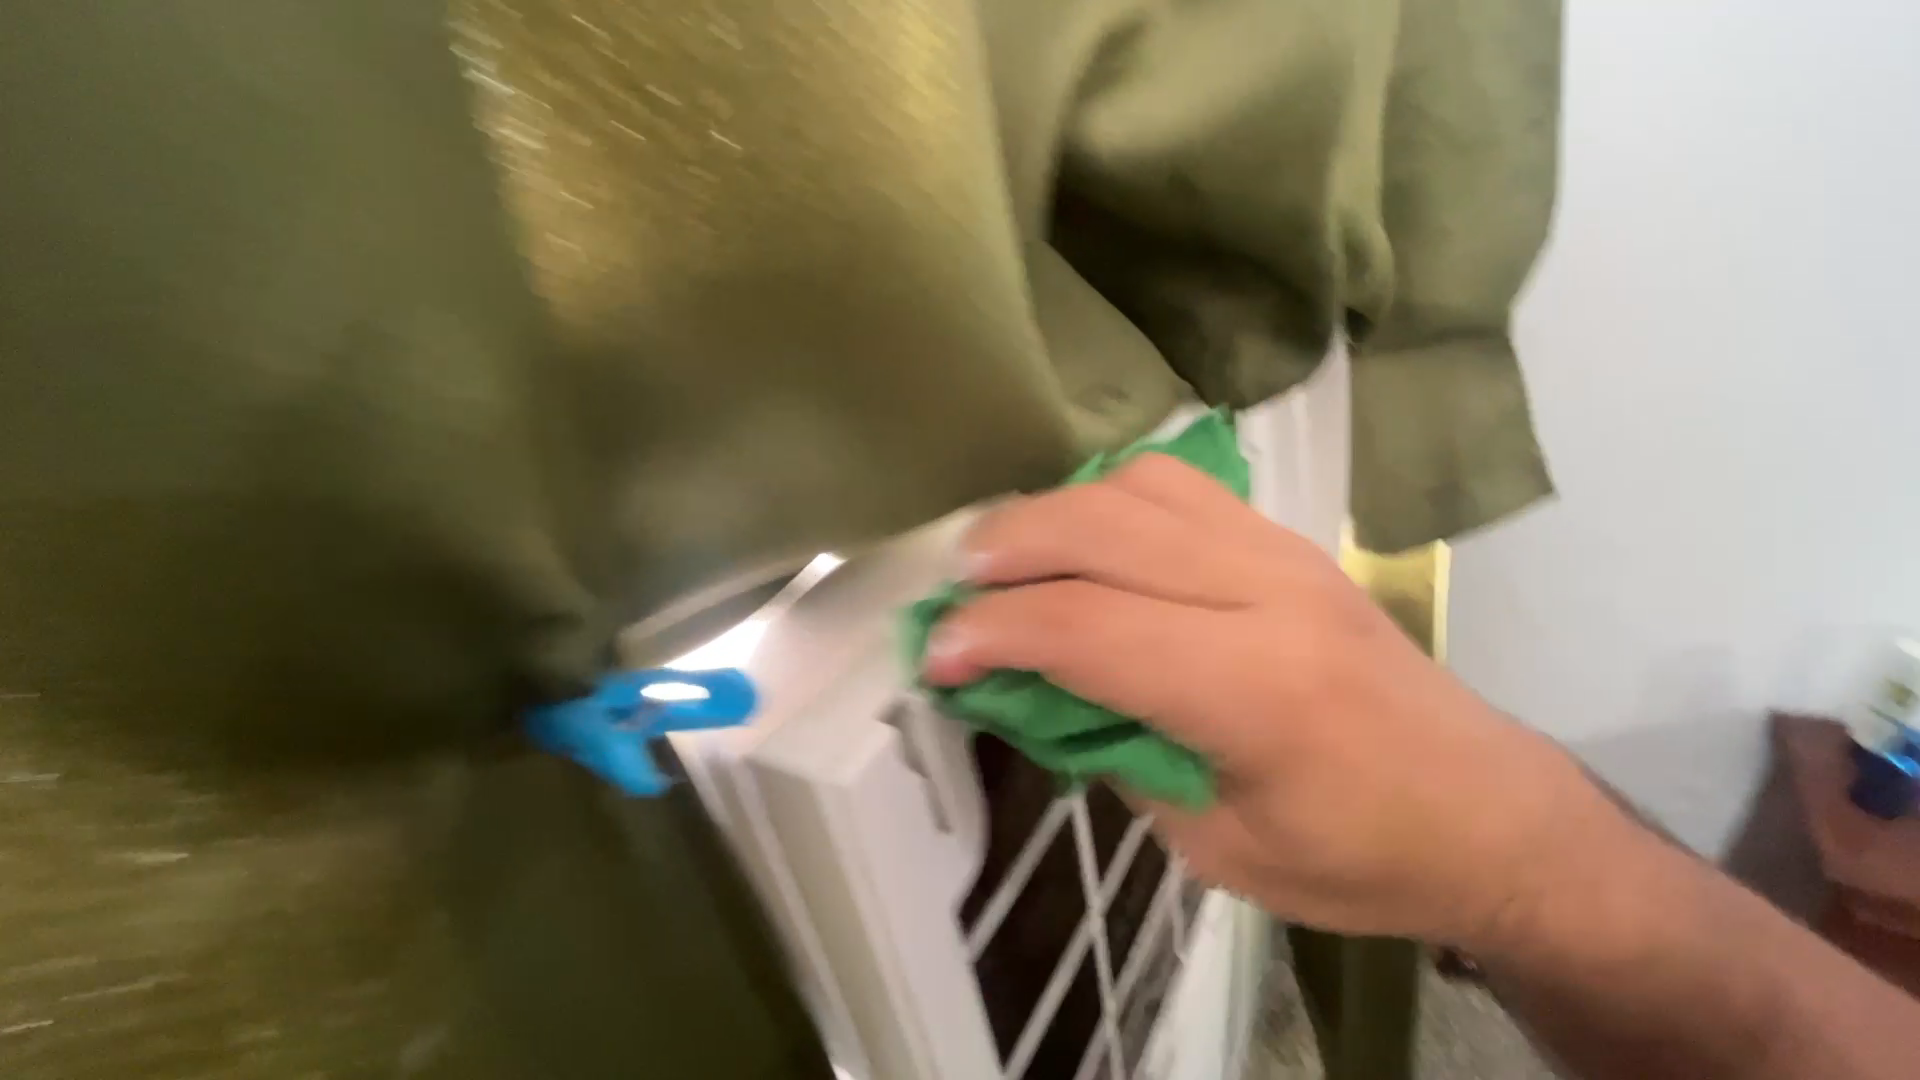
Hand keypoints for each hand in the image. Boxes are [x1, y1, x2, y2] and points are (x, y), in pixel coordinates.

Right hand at [921, 454, 1617, 949]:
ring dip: (1054, 512)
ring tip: (1007, 559)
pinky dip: (1110, 499)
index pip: (1087, 629)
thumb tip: (1028, 691)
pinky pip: (1180, 486)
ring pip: (1138, 486)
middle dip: (1005, 549)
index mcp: (1254, 690)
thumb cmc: (1358, 858)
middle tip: (952, 591)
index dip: (992, 635)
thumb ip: (1115, 754)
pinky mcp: (1289, 541)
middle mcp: (1266, 593)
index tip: (936, 657)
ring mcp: (1283, 552)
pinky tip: (1085, 540)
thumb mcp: (1213, 848)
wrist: (1492, 816)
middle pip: (1102, 528)